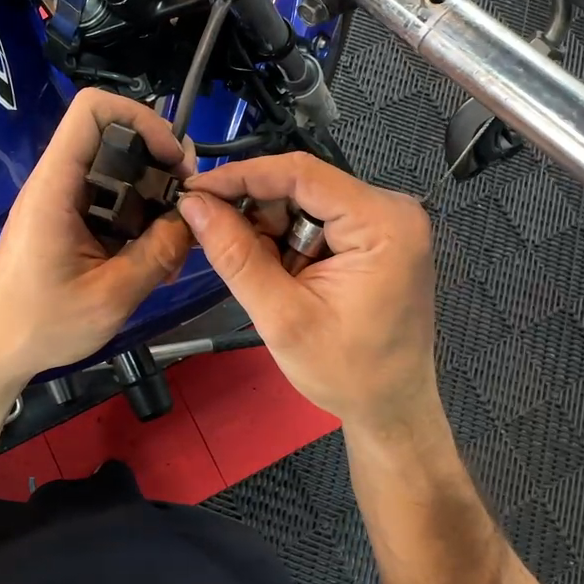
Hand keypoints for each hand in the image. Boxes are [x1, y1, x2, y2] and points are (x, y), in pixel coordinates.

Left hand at [0, 90, 193, 395]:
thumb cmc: (41, 325)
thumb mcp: (111, 296)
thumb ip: (157, 253)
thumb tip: (193, 220)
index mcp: (56, 187)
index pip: (92, 109)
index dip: (140, 119)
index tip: (171, 161)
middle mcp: (55, 183)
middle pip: (111, 137)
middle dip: (157, 160)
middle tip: (186, 202)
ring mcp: (59, 203)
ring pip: (115, 172)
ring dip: (151, 195)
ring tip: (175, 237)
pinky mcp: (64, 223)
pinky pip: (107, 201)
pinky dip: (136, 218)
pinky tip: (153, 256)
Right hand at [177, 153, 440, 435]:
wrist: (391, 409)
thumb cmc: (346, 372)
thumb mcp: (282, 317)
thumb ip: (235, 255)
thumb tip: (192, 205)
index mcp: (382, 223)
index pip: (300, 174)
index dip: (241, 176)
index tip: (193, 191)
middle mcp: (390, 209)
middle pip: (301, 186)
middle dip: (254, 212)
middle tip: (215, 242)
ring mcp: (383, 221)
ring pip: (302, 202)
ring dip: (268, 231)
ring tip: (260, 275)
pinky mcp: (373, 236)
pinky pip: (315, 219)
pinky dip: (286, 242)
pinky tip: (279, 275)